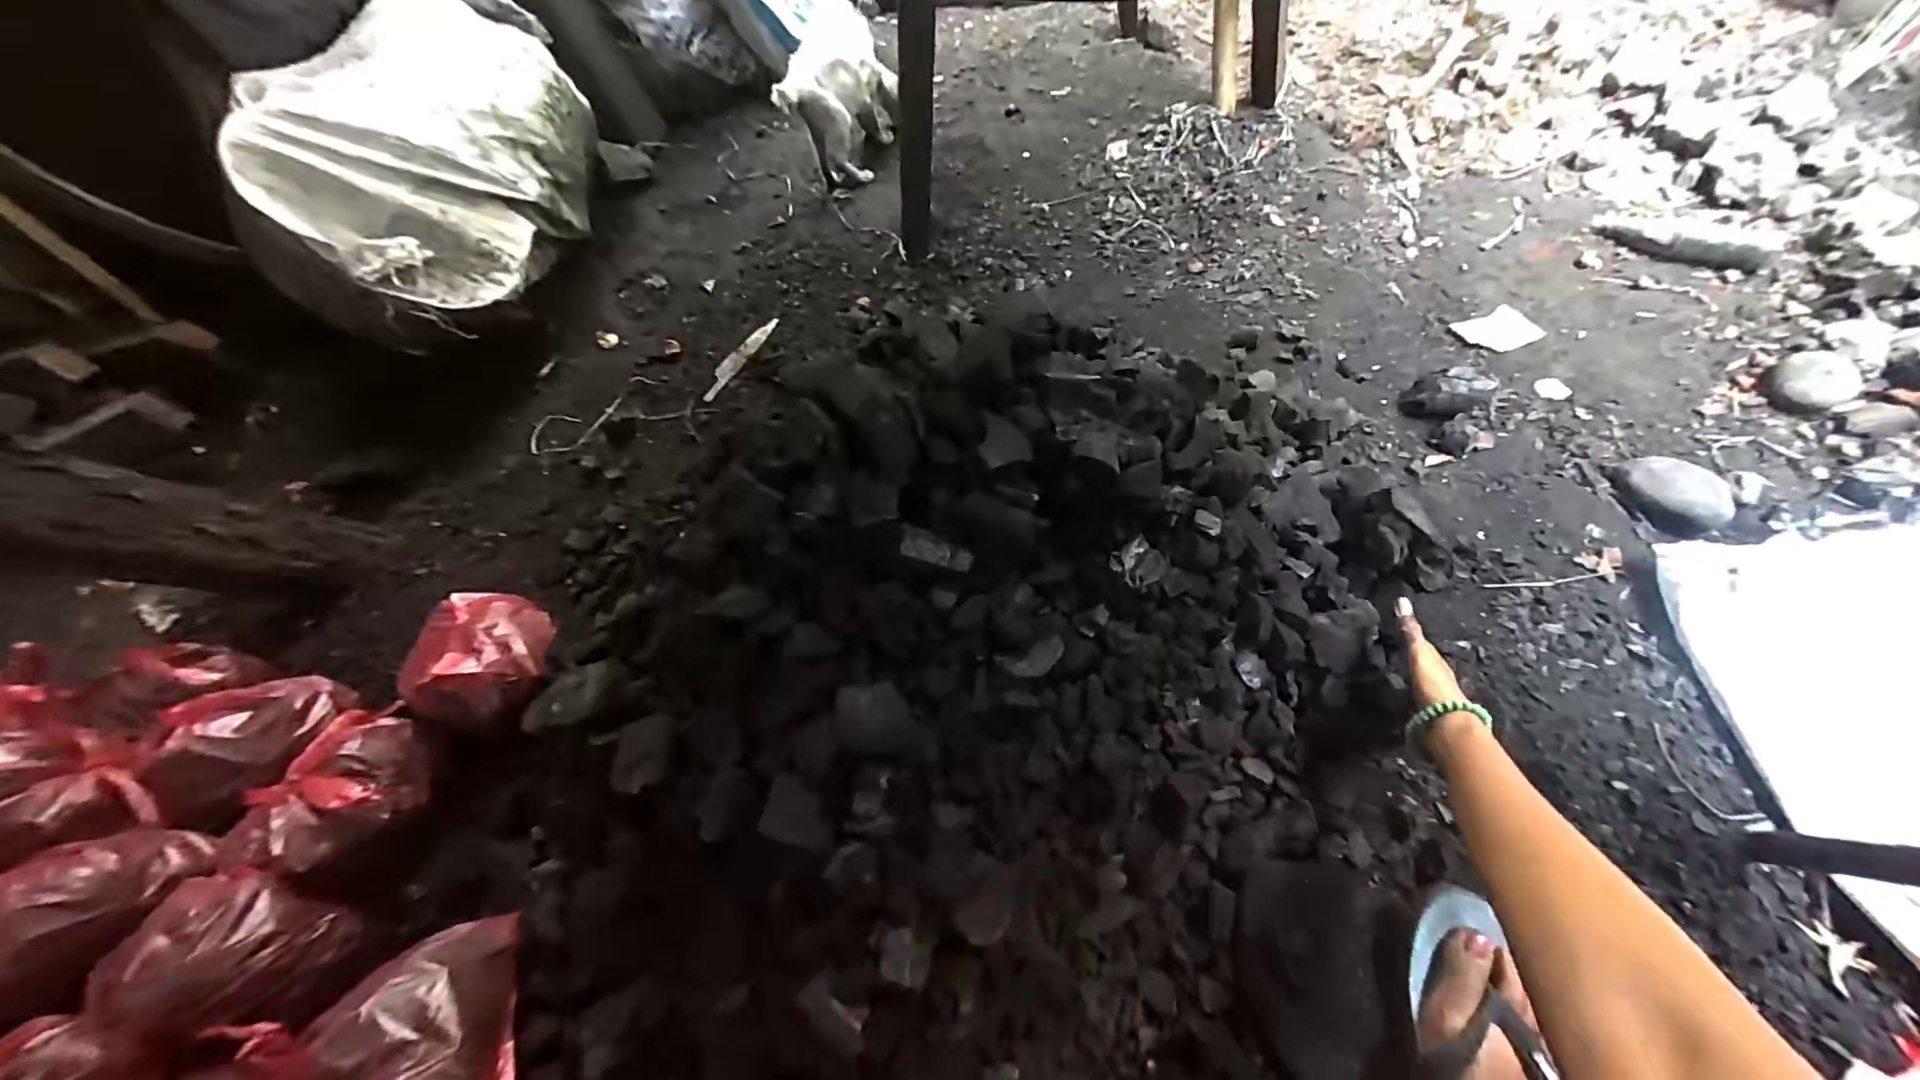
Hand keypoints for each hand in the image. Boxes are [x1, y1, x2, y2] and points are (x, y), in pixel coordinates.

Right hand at [1395, 597, 1465, 709]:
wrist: (1442, 723)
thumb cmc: (1432, 683)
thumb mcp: (1420, 652)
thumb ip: (1410, 631)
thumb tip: (1401, 600)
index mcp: (1436, 662)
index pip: (1423, 646)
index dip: (1411, 638)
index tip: (1395, 629)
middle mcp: (1435, 678)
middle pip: (1419, 664)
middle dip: (1406, 658)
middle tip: (1387, 649)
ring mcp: (1427, 697)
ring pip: (1413, 681)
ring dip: (1403, 677)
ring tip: (1385, 672)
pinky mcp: (1419, 713)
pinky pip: (1406, 696)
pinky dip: (1399, 693)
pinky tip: (1390, 694)